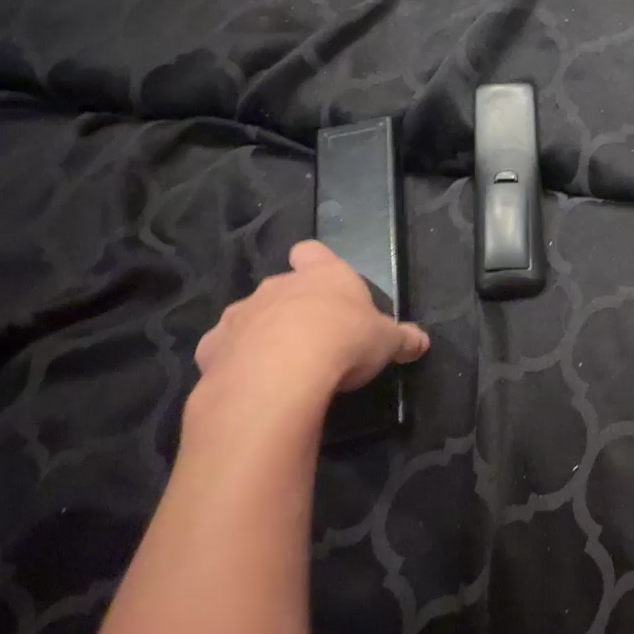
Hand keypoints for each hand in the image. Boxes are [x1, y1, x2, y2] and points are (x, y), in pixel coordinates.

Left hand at [194, 241, 429, 397]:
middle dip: (294, 308)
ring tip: (282, 365)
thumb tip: (422, 342)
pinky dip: (236, 361)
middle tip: (315, 338)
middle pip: (282, 288)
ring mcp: (240, 315)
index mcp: (323, 276)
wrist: (279, 375)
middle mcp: (277, 287)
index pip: (312, 252)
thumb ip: (402, 340)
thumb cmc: (344, 341)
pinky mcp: (212, 348)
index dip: (316, 264)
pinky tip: (252, 381)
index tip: (326, 285)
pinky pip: (224, 349)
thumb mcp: (387, 342)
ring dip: (263, 334)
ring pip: (251, 317)